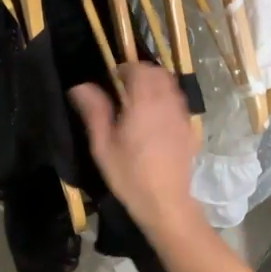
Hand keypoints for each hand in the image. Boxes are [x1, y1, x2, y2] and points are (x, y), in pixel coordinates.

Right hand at [70, 63, 202, 239]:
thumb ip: (94, 111)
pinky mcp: (189, 130)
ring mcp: (182, 116)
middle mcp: (167, 103)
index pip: (139, 69)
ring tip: (139, 101)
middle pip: (158, 73)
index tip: (113, 78)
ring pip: (171, 86)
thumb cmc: (130, 176)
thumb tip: (81, 86)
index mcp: (144, 103)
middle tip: (124, 87)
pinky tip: (155, 119)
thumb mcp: (103, 146)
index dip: (125, 68)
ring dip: (156, 85)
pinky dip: (167, 100)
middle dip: (142, 73)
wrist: (166, 203)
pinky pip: (179, 104)